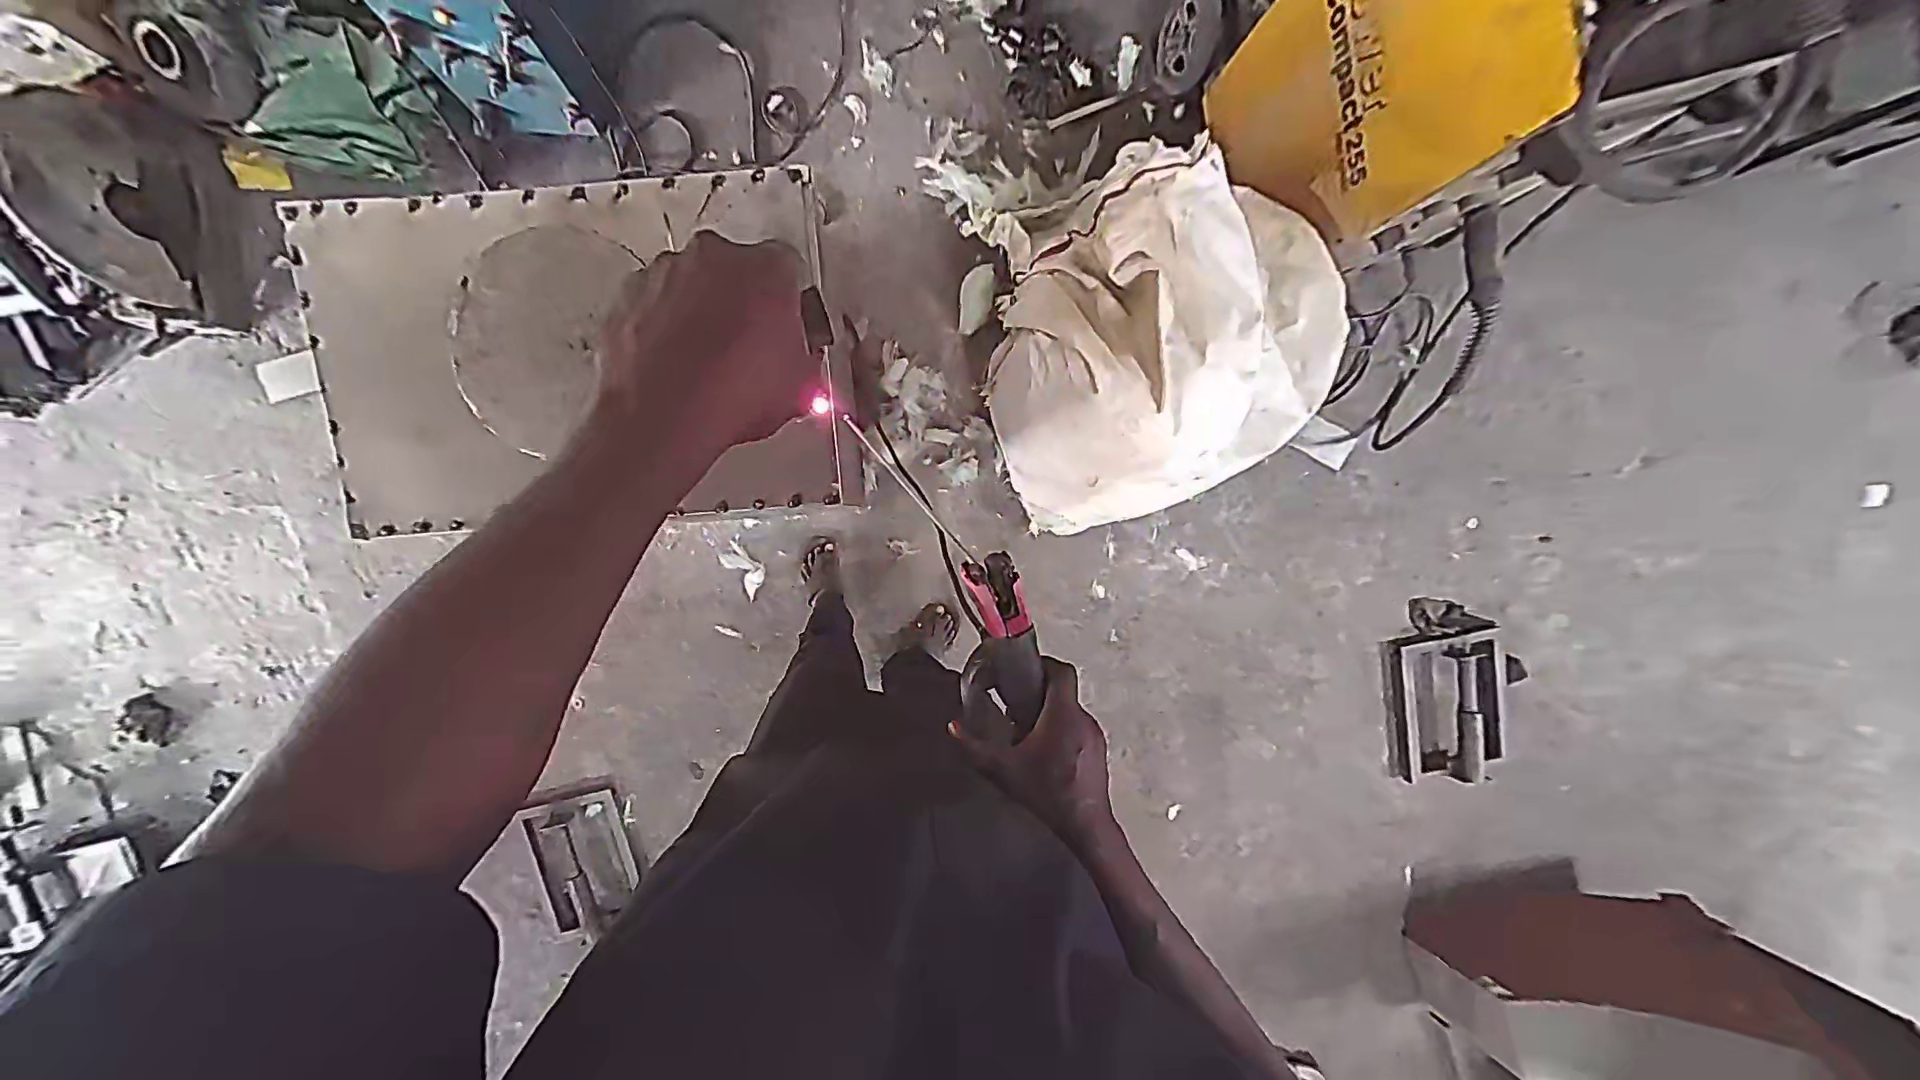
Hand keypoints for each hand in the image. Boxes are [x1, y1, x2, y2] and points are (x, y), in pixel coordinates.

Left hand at [595, 231, 815, 458]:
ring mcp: (667, 273)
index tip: (790, 324)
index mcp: (766, 269)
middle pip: (738, 270)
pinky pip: (657, 302)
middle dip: (746, 302)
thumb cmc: (730, 394)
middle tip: (753, 345)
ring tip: (715, 360)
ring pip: (695, 283)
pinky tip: (682, 362)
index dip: (792, 303)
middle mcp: (714, 258)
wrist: (666, 417)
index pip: (790, 269)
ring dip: (705, 311)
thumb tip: (800, 361)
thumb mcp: (800, 384)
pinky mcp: (631, 295)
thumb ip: (804, 354)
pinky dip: (667, 324)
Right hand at [949, 659, 1115, 846]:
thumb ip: (974, 746)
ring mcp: (1094, 735)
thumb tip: (953, 727)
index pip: (1062, 671)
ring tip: (1028, 729)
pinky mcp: (1097, 750)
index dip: (1045, 663)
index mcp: (1062, 714)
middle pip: (1064, 690)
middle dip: (1041, 691)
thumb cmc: (1047, 793)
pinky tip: (1045, 750)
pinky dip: (1062, 728)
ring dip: (1051, 712)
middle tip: (1018, 700)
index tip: (1027, 667)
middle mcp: (1082, 718)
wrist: (1085, 826)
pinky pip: (1078, 727)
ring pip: (1071, 710)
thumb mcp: (1003, 769)